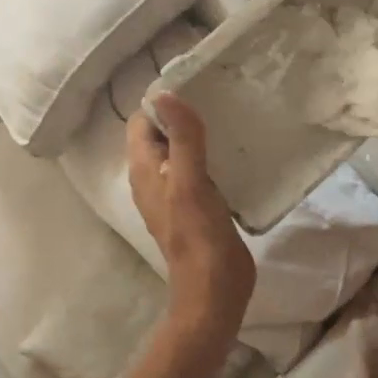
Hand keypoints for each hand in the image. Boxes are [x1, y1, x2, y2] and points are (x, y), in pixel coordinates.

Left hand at [127, 93, 255, 330]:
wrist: (214, 293)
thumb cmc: (198, 236)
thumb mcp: (189, 181)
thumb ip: (181, 137)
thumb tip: (164, 92)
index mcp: (144, 170)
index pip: (142, 121)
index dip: (162, 102)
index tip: (195, 85)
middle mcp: (154, 179)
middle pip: (161, 133)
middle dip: (183, 113)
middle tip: (217, 94)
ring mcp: (175, 194)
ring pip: (181, 150)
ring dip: (199, 133)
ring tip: (230, 114)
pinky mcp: (197, 206)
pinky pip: (199, 168)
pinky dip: (212, 154)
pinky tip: (236, 148)